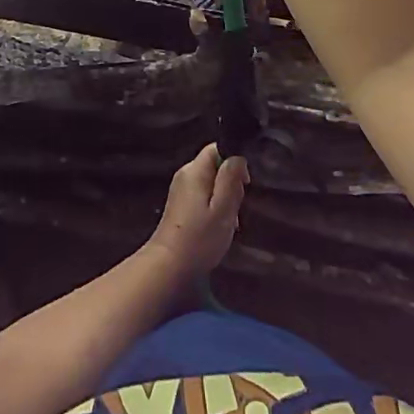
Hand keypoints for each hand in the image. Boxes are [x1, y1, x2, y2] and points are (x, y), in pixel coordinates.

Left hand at [145, 143, 248, 276]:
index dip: (234, 160)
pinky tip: (219, 227)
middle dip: (231, 182)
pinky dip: (215, 207)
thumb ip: (231, 179)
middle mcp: (185, 174)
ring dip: (224, 198)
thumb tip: (237, 156)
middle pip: (215, 166)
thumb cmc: (199, 238)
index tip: (245, 183)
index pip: (216, 148)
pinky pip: (203, 196)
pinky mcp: (180, 204)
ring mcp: (181, 190)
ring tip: (230, 222)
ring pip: (211, 182)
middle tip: (236, 207)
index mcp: (195, 171)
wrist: (168, 265)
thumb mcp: (223, 208)